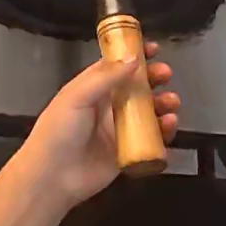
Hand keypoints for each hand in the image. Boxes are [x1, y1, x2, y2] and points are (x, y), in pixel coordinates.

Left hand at [10, 43, 179, 210]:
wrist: (53, 177)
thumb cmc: (59, 130)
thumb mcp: (77, 96)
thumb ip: (106, 77)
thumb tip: (133, 58)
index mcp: (91, 88)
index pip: (116, 66)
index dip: (134, 55)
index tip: (153, 48)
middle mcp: (106, 106)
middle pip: (136, 87)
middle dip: (154, 79)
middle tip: (166, 74)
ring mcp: (118, 130)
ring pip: (148, 113)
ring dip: (163, 105)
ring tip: (172, 103)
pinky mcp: (127, 153)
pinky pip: (151, 140)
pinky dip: (164, 133)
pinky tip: (169, 126)